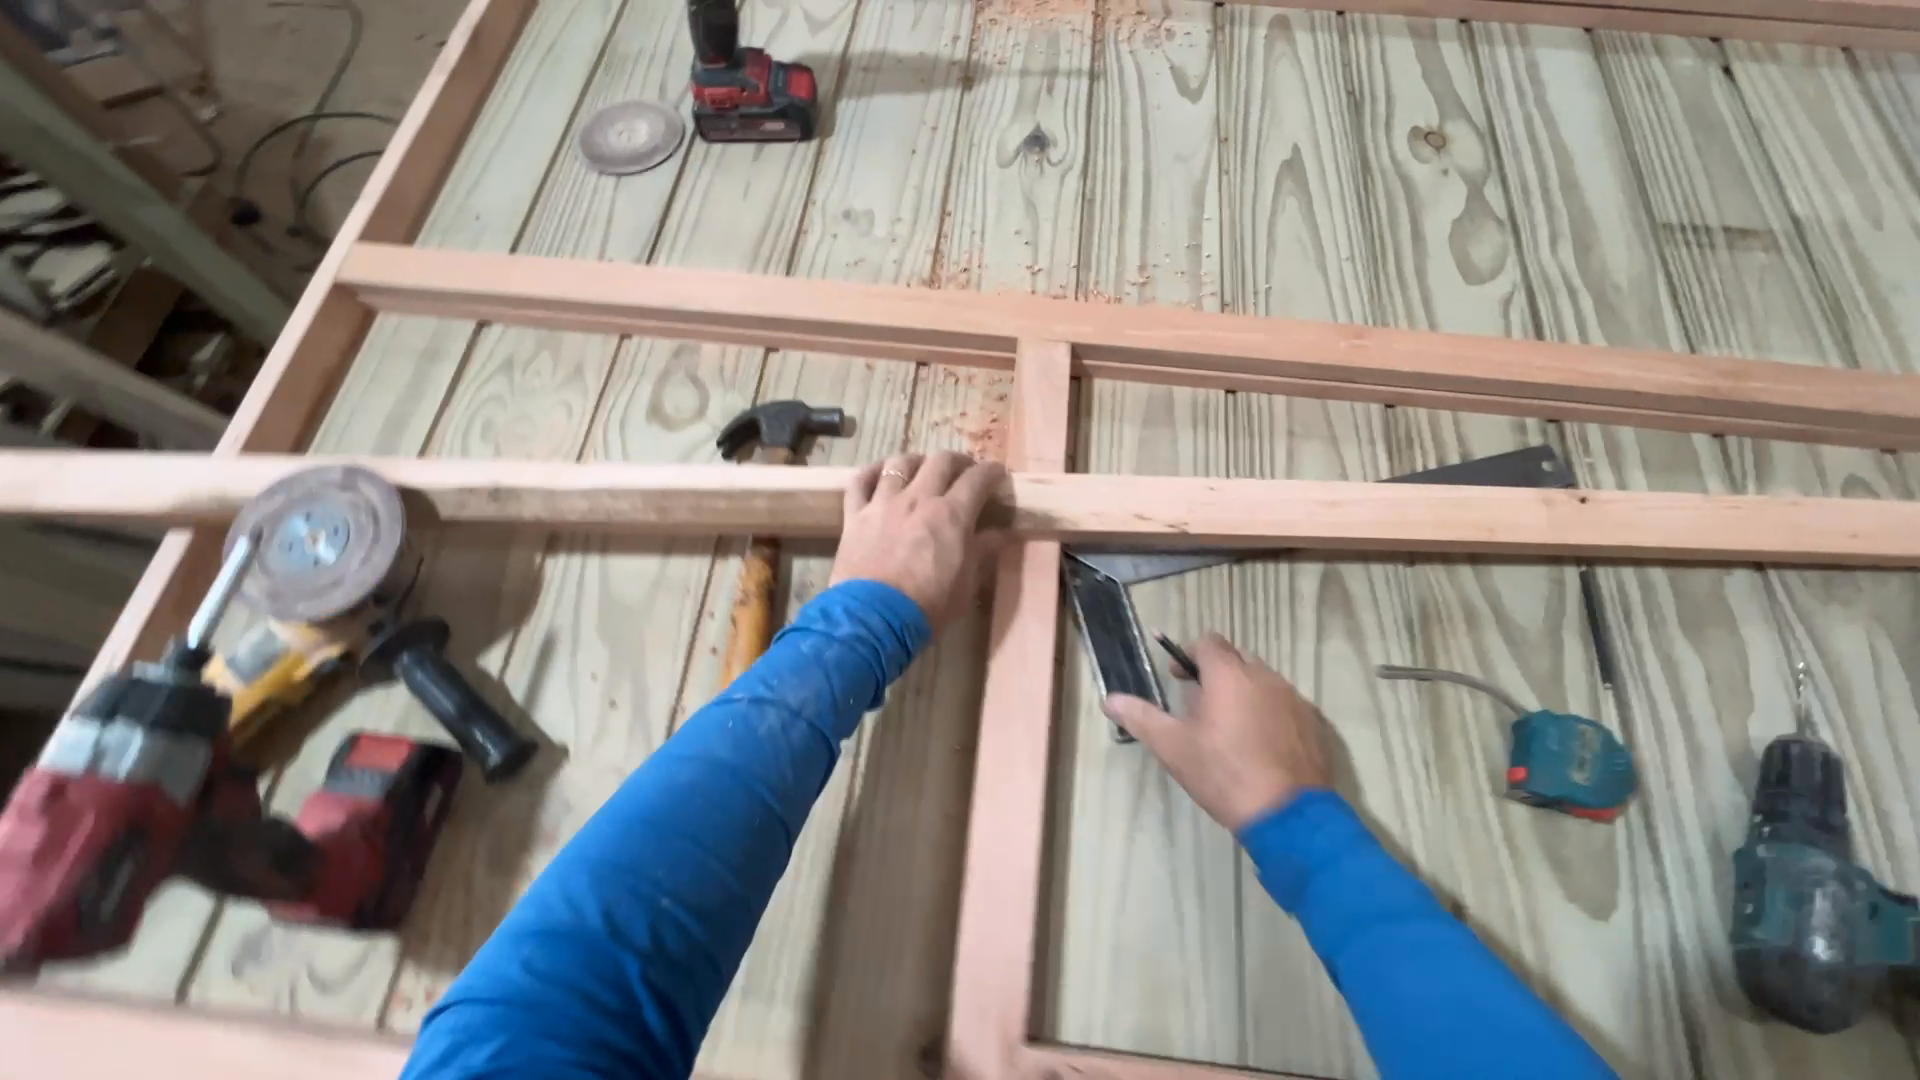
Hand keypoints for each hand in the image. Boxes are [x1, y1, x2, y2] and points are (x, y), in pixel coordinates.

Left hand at [830, 451, 1007, 627]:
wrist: (874, 617)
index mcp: (952, 514)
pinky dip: (871, 472)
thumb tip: (1000, 533)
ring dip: (917, 461)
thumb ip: (982, 551)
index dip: (991, 472)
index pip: (978, 479)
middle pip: (941, 461)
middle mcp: (919, 498)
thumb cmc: (929, 605)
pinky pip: (860, 481)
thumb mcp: (967, 583)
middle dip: (958, 461)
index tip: (997, 474)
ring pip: (900, 463)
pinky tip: (880, 472)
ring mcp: (883, 503)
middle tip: (963, 471)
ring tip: (922, 469)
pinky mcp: (855, 515)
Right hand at [1103, 634, 1331, 830]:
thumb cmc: (1223, 774)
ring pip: (1262, 682)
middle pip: (1236, 659)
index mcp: (1228, 675)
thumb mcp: (1172, 747)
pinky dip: (1269, 714)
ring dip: (1243, 694)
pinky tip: (1260, 747)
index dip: (1188, 654)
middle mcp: (1265, 677)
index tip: (1177, 680)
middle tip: (1200, 708)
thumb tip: (1109, 700)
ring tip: (1229, 729)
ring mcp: (1295, 700)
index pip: (1207, 642)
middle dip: (1216, 675)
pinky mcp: (1315, 724)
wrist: (1288, 816)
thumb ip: (1140, 717)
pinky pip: (1286, 706)